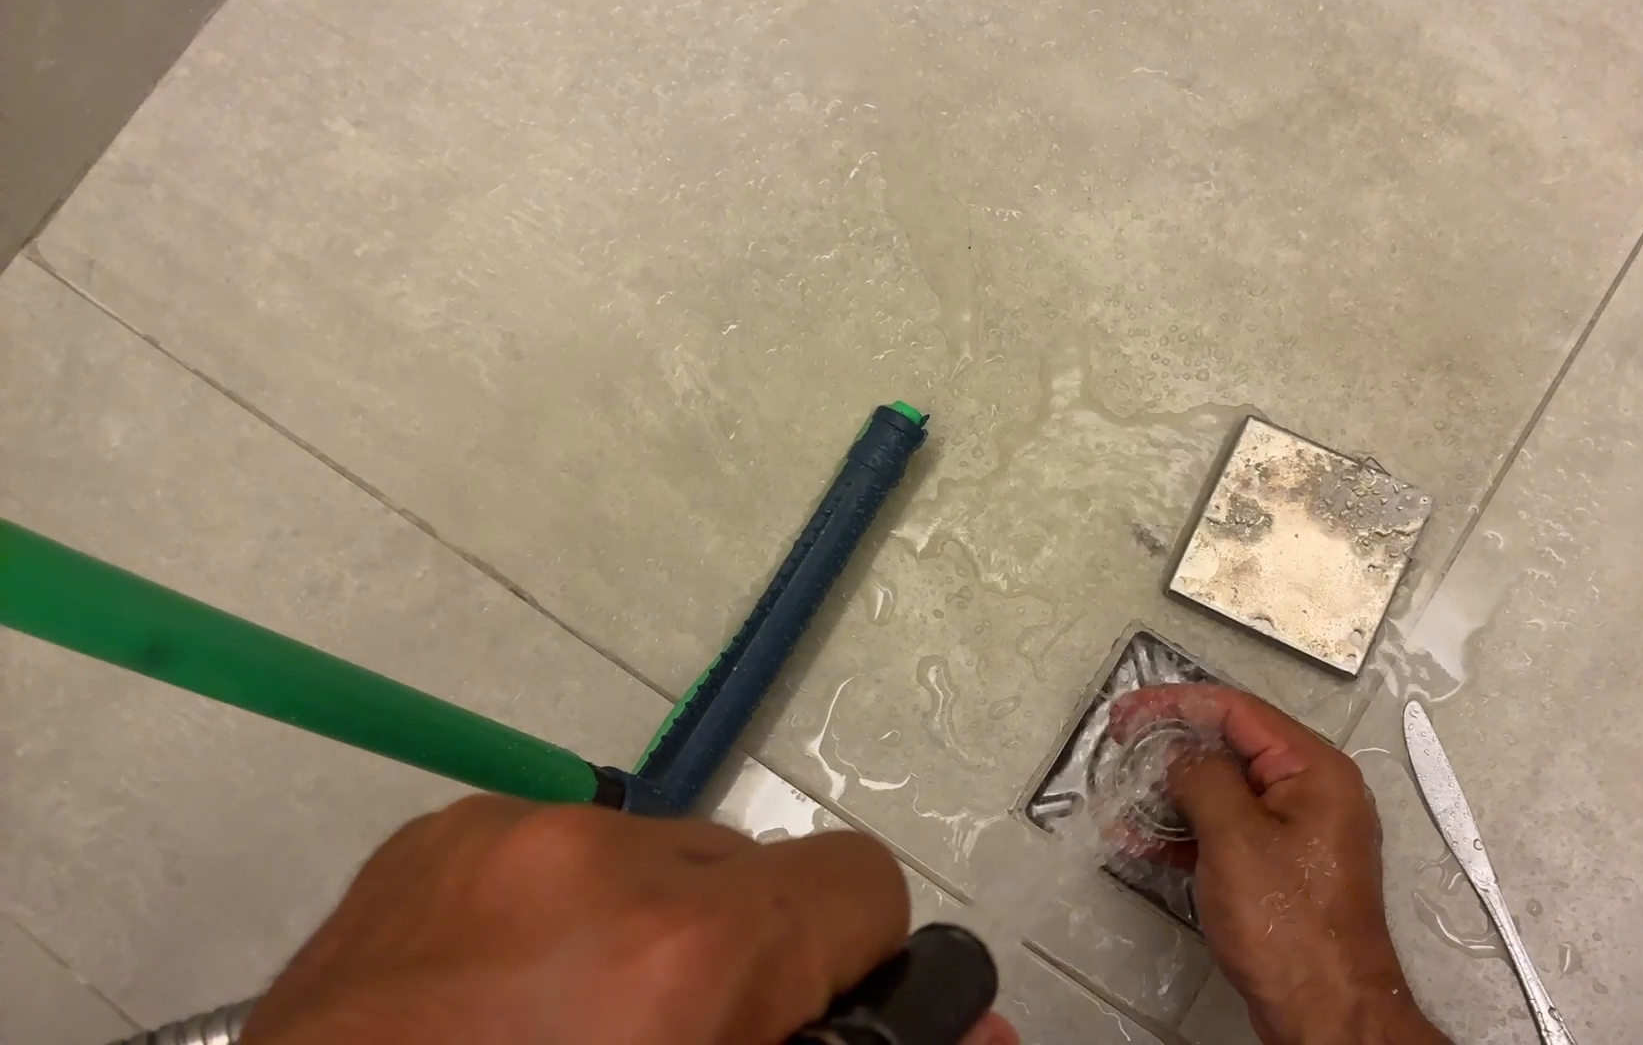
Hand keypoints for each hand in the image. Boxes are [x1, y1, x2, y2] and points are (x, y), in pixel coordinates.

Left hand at [245, 794, 1017, 1044]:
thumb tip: (989, 1028)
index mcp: (683, 952)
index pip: (862, 878)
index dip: (849, 960)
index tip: (800, 1016)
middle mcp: (595, 859)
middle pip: (755, 867)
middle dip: (739, 956)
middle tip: (668, 1039)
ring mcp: (499, 837)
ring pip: (661, 857)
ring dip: (650, 934)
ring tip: (569, 1030)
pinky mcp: (432, 839)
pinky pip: (567, 852)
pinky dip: (569, 918)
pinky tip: (506, 1004)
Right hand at [1109, 686, 1448, 1044]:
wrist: (1328, 1018)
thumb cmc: (1286, 924)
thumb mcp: (1235, 838)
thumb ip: (1201, 776)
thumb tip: (1175, 750)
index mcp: (1313, 769)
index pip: (1236, 711)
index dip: (1175, 703)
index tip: (1127, 712)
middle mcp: (1309, 788)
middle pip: (1228, 744)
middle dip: (1168, 746)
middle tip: (1120, 745)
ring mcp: (1293, 827)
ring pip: (1220, 786)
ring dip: (1169, 789)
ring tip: (1122, 794)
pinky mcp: (1275, 861)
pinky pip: (1224, 825)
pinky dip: (1184, 827)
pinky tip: (1140, 838)